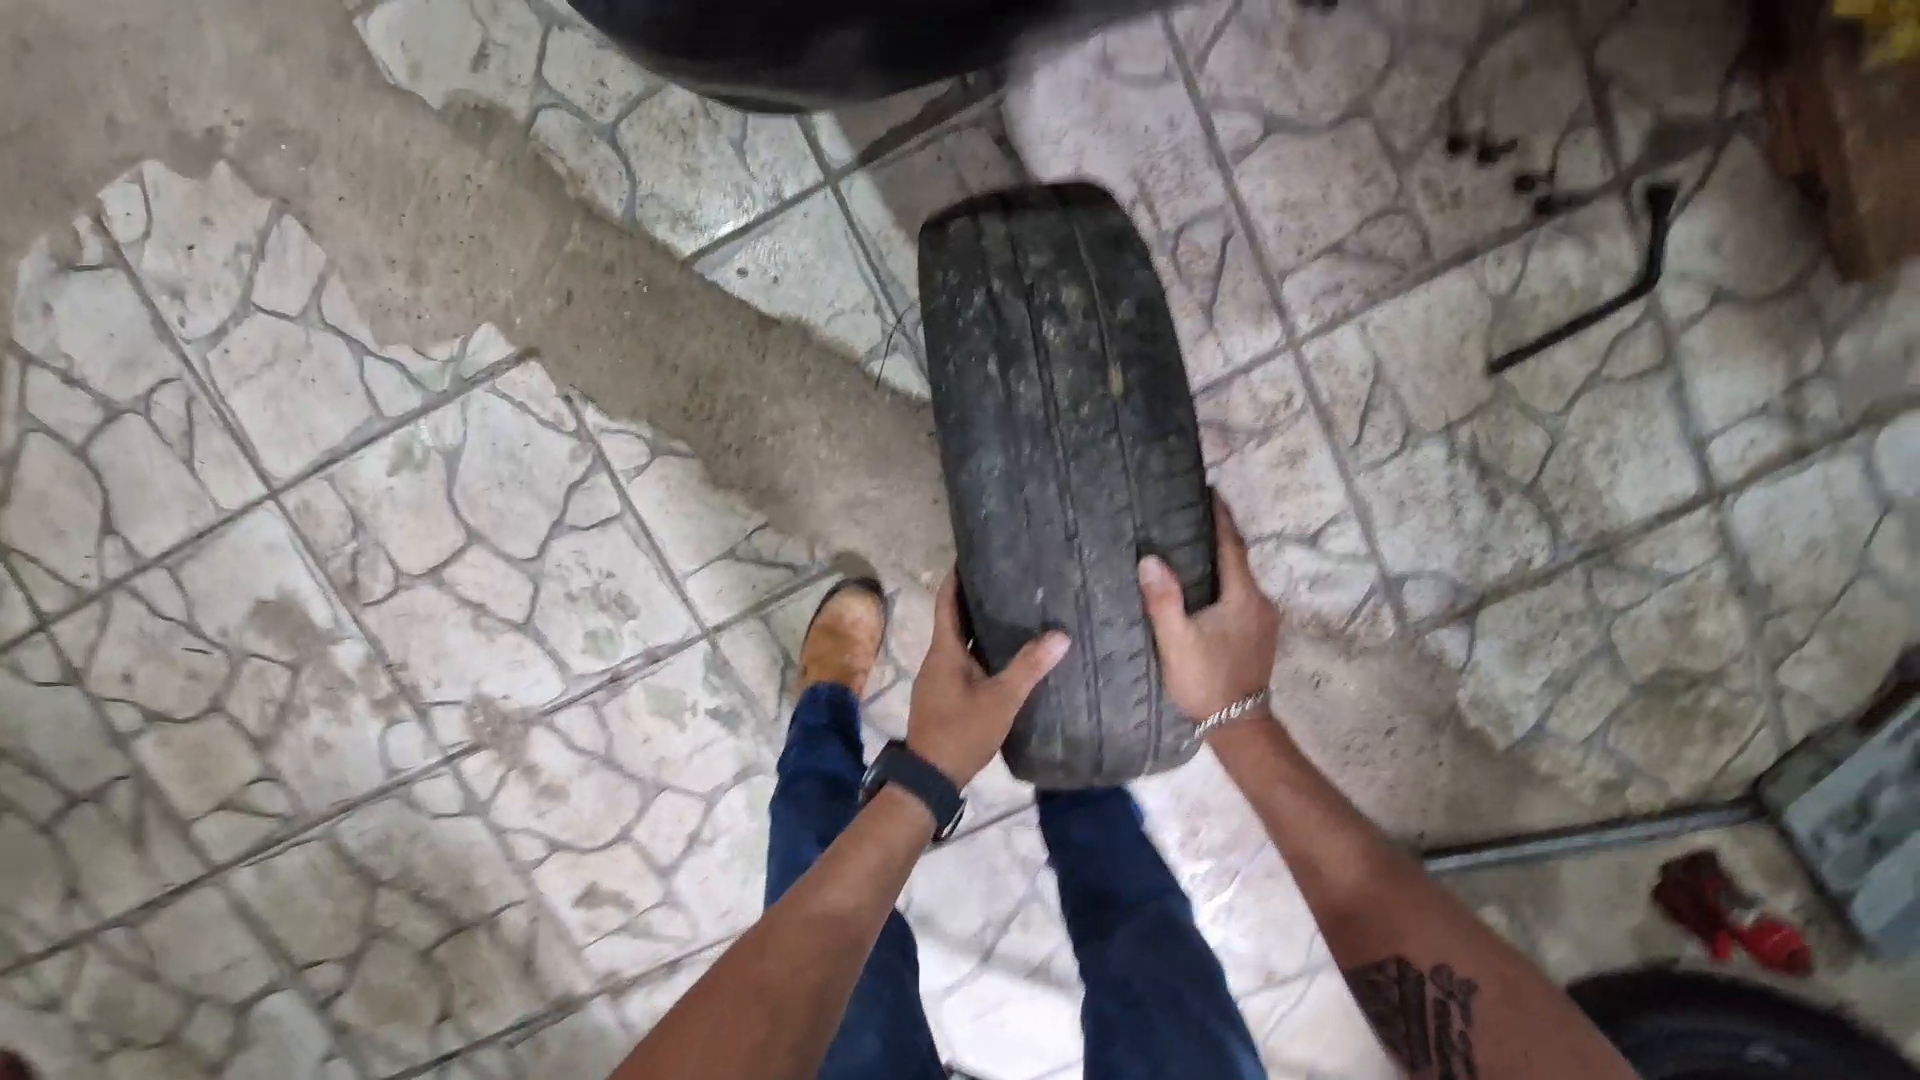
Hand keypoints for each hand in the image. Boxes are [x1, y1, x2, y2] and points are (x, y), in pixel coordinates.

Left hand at [906, 571, 1070, 786]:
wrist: (931, 777)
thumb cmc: (962, 731)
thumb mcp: (1001, 699)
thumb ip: (1029, 666)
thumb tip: (1060, 635)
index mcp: (944, 651)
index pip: (947, 602)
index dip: (956, 577)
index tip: (970, 555)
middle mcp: (937, 659)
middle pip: (954, 619)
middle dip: (975, 599)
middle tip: (1004, 579)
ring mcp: (939, 679)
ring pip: (960, 642)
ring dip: (979, 626)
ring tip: (1011, 610)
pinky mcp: (945, 696)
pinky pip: (963, 661)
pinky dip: (980, 650)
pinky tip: (1003, 653)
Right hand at [1137, 495, 1280, 725]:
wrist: (1237, 725)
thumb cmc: (1205, 681)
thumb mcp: (1176, 641)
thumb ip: (1164, 600)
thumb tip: (1150, 558)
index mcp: (1243, 597)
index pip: (1232, 545)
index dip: (1221, 516)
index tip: (1209, 489)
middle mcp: (1260, 602)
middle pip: (1238, 559)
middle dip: (1218, 535)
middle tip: (1191, 513)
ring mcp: (1264, 620)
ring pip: (1240, 579)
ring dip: (1220, 560)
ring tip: (1192, 546)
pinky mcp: (1259, 635)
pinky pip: (1240, 596)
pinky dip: (1224, 583)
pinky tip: (1204, 587)